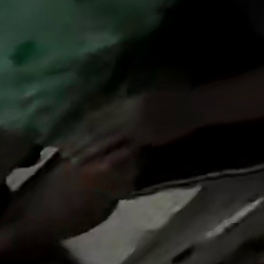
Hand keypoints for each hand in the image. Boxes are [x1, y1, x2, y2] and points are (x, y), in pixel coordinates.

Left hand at [62, 92, 197, 166]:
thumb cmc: (171, 100)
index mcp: (127, 103)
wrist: (199, 104)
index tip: (66, 137)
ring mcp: (138, 127)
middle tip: (64, 154)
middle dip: (79, 143)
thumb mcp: (144, 97)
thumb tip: (101, 112)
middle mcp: (129, 114)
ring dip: (90, 152)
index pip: (97, 117)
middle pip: (97, 131)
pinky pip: (127, 150)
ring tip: (75, 162)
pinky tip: (101, 166)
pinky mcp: (149, 138)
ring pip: (108, 141)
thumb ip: (123, 106)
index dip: (80, 128)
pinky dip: (113, 158)